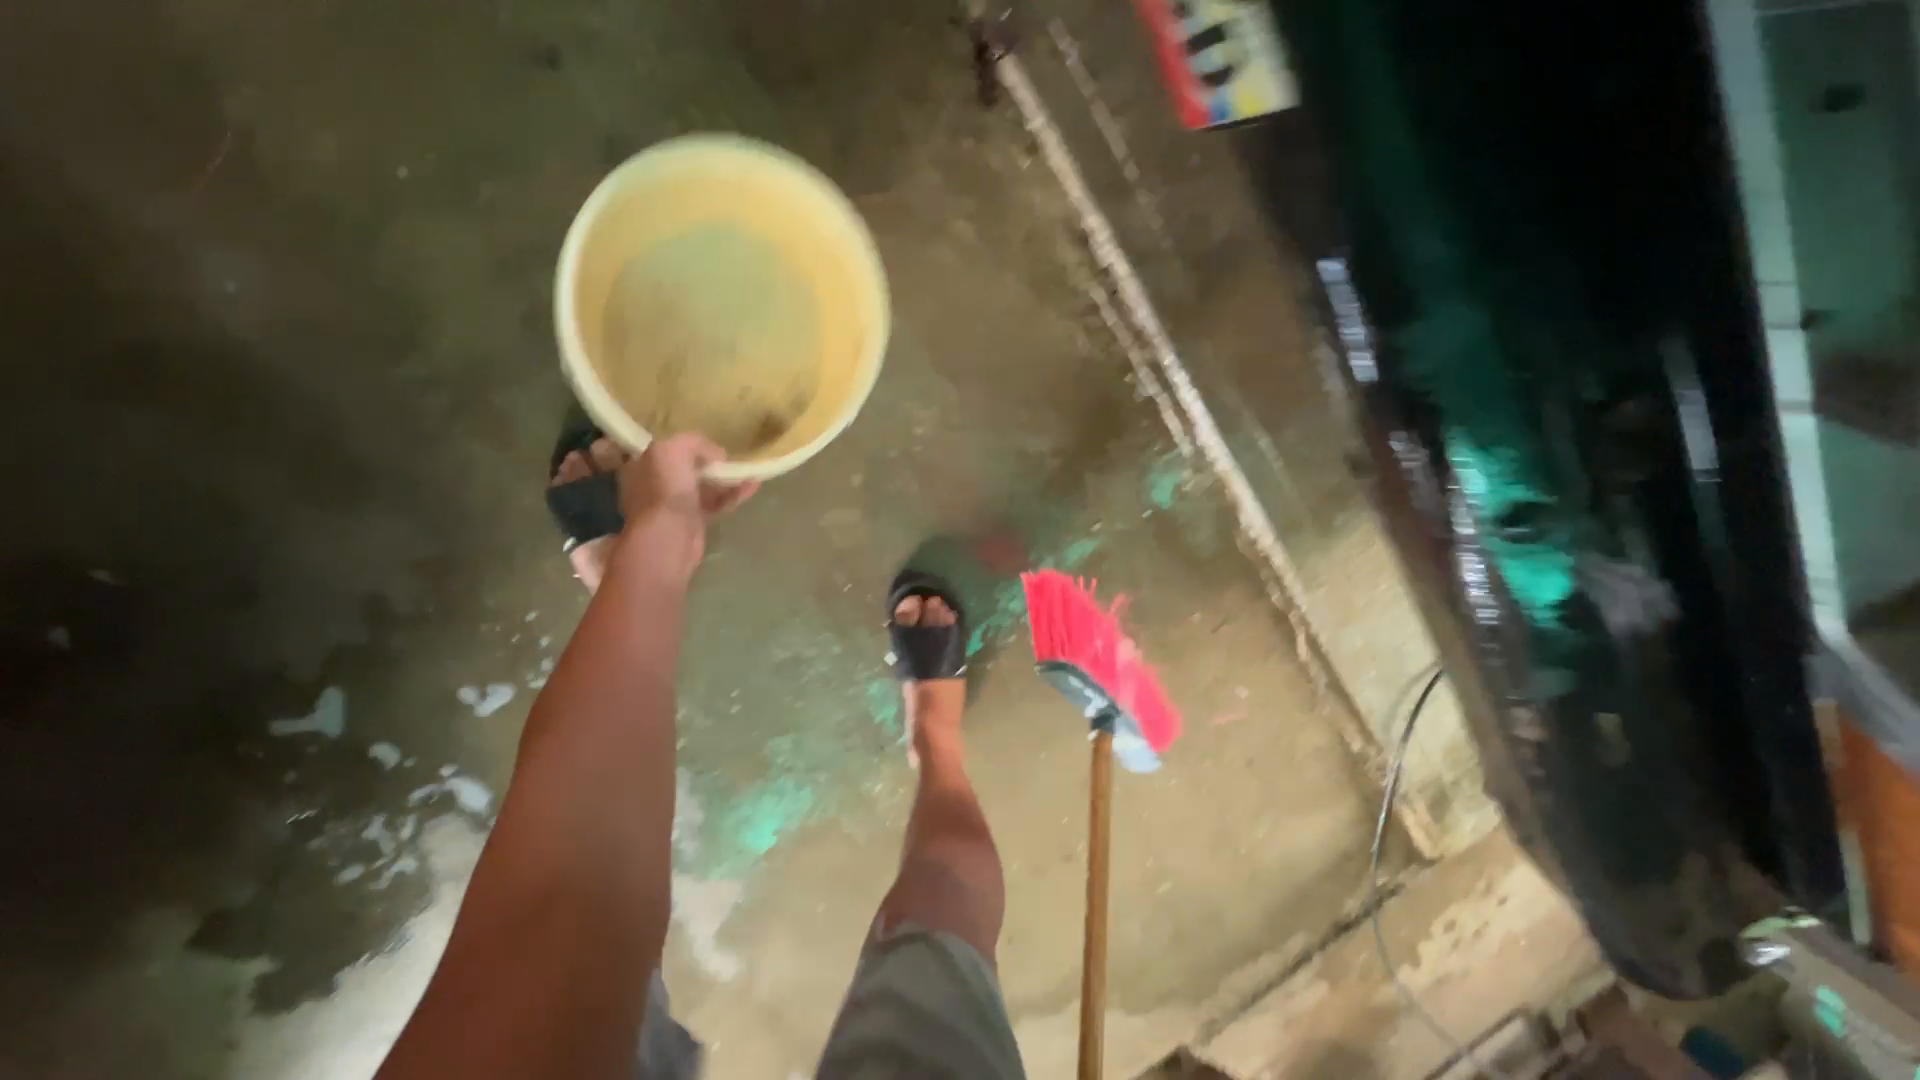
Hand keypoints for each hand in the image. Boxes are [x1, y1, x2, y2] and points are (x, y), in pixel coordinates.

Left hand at [615, 433, 758, 572]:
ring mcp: (673, 505)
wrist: (668, 538)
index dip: (691, 445)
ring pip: (704, 486)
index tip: (712, 446)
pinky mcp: (692, 522)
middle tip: (733, 460)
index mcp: (643, 464)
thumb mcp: (674, 449)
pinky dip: (733, 494)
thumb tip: (717, 456)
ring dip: (727, 478)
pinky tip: (753, 486)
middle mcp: (654, 483)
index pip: (668, 448)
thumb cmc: (665, 489)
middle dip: (713, 463)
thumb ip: (695, 442)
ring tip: (750, 471)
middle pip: (688, 467)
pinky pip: (715, 503)